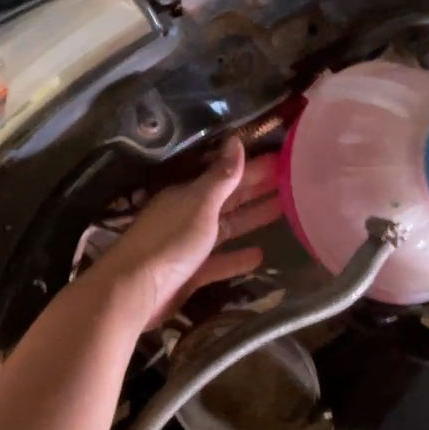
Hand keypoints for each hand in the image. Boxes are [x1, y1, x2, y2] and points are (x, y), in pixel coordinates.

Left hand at [90, 138, 283, 330]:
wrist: (136, 290)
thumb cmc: (169, 242)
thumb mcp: (199, 204)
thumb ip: (220, 177)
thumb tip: (235, 140)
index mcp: (187, 196)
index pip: (226, 176)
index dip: (253, 168)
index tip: (282, 160)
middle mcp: (187, 216)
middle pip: (228, 200)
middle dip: (256, 190)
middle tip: (292, 182)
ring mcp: (187, 246)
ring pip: (225, 229)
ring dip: (251, 220)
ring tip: (284, 212)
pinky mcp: (190, 274)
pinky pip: (218, 262)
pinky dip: (236, 258)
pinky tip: (259, 255)